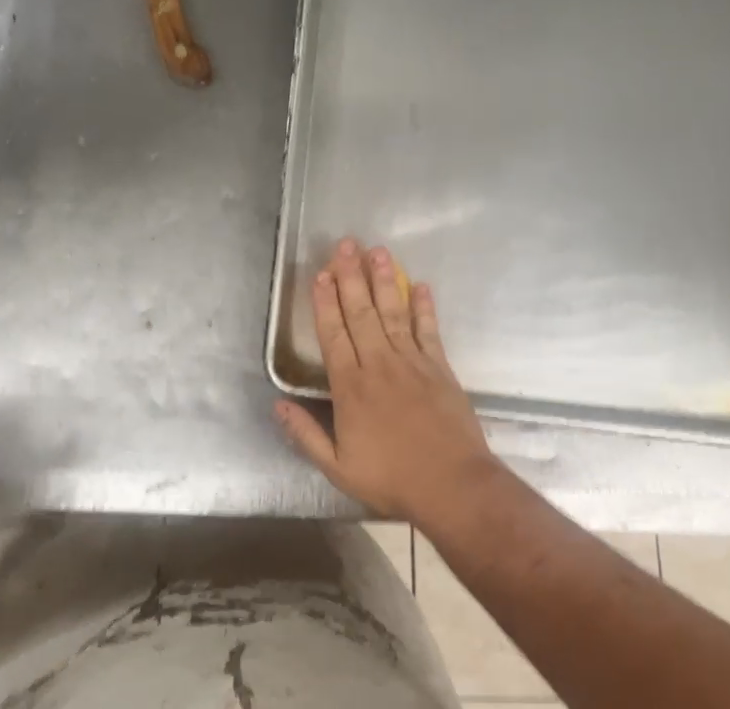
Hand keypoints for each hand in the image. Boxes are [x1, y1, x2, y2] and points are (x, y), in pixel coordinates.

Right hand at [275, 239, 503, 521]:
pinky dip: (425, 307)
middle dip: (351, 276)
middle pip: (361, 313)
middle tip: (346, 244)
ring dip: (385, 281)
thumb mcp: (337, 467)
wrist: (452, 486)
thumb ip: (306, 434)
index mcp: (350, 387)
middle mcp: (379, 365)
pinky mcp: (440, 369)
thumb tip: (277, 406)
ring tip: (379, 251)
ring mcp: (413, 363)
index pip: (333, 334)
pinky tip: (421, 286)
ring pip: (393, 313)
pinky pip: (429, 331)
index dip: (325, 302)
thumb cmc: (391, 480)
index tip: (320, 274)